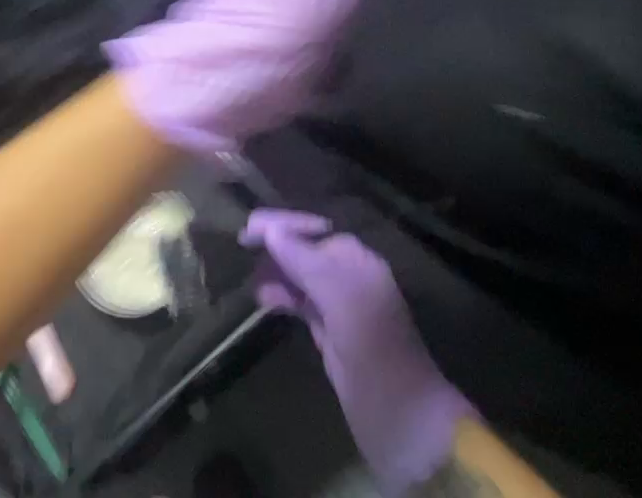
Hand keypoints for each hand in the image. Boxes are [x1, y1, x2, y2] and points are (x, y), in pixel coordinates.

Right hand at [242, 209, 474, 495]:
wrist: (400, 416)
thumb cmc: (374, 349)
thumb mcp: (340, 299)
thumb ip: (306, 261)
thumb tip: (269, 229)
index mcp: (359, 264)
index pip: (315, 230)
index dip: (282, 226)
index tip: (247, 229)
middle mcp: (350, 279)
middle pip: (306, 250)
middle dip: (276, 246)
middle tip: (241, 246)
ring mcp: (340, 308)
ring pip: (301, 276)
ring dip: (275, 272)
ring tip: (250, 278)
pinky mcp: (331, 333)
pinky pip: (301, 303)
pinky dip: (282, 297)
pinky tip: (263, 300)